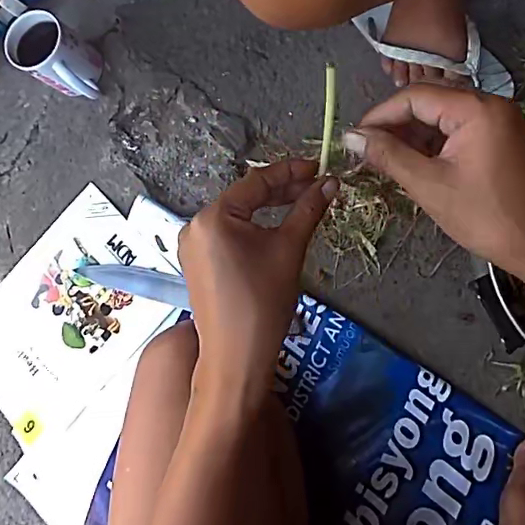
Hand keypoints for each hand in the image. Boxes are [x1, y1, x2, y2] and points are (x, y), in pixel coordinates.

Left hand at [178, 160, 336, 387]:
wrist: (237, 356)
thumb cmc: (263, 301)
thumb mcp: (290, 249)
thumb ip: (308, 210)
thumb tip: (330, 183)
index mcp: (214, 217)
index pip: (256, 181)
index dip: (291, 171)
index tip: (318, 168)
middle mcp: (196, 225)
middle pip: (246, 197)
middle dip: (283, 190)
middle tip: (317, 186)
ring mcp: (194, 246)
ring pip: (239, 216)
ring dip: (271, 208)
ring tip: (303, 203)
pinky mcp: (199, 264)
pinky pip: (230, 234)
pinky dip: (256, 228)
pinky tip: (279, 228)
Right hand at [341, 86, 524, 296]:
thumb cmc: (486, 218)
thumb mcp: (430, 186)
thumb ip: (389, 155)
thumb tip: (352, 137)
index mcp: (477, 108)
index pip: (415, 96)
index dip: (380, 115)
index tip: (355, 139)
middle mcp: (491, 104)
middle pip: (430, 102)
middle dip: (396, 126)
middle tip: (367, 153)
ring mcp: (500, 121)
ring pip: (444, 118)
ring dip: (414, 137)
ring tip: (387, 163)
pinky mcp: (503, 138)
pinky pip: (461, 131)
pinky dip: (436, 146)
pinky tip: (416, 166)